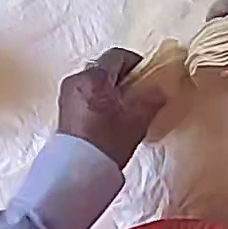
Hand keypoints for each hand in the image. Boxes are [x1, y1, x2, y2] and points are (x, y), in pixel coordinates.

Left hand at [56, 48, 164, 167]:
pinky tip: (110, 118)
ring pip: (96, 82)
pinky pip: (87, 94)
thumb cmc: (107, 142)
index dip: (137, 63)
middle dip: (124, 78)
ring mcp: (67, 94)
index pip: (118, 55)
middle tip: (138, 94)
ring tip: (125, 109)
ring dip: (112, 89)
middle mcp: (76, 79)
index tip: (146, 78)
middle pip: (106, 68)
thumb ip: (153, 96)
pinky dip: (100, 99)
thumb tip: (162, 86)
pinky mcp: (64, 109)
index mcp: (93, 77)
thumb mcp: (138, 118)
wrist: (77, 172)